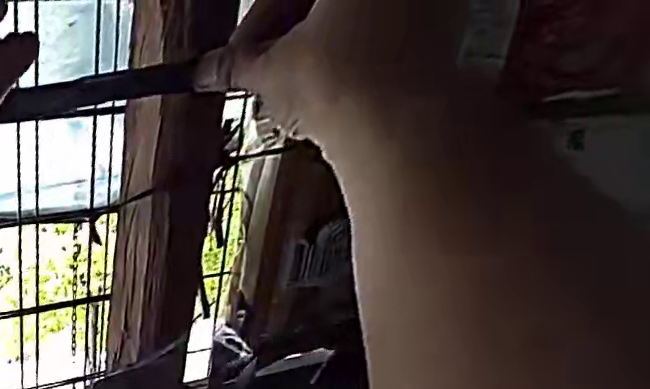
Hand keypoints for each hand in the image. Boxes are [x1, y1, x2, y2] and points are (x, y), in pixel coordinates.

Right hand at [195, 0, 465, 145]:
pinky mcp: (444, 14)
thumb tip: (205, 71)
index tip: (238, 55)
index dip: (254, 26)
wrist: (395, 118)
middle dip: (286, 32)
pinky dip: (352, 45)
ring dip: (317, 40)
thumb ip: (235, 66)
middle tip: (261, 67)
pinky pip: (383, 23)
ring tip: (292, 79)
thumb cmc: (338, 80)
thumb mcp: (269, 72)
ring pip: (352, 12)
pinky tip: (328, 78)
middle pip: (320, 1)